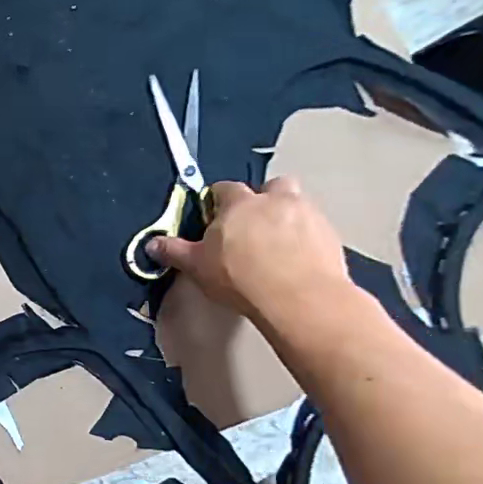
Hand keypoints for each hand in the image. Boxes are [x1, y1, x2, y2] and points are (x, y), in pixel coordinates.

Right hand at [147, 177, 353, 328]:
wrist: (298, 298)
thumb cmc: (240, 277)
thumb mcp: (196, 266)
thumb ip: (174, 252)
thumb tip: (152, 244)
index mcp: (239, 204)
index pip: (225, 188)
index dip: (218, 200)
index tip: (213, 215)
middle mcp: (276, 200)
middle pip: (271, 185)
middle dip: (263, 198)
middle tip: (252, 222)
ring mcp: (307, 215)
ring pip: (297, 203)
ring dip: (286, 215)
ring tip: (275, 242)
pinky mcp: (330, 235)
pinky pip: (314, 228)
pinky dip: (305, 237)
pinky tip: (294, 259)